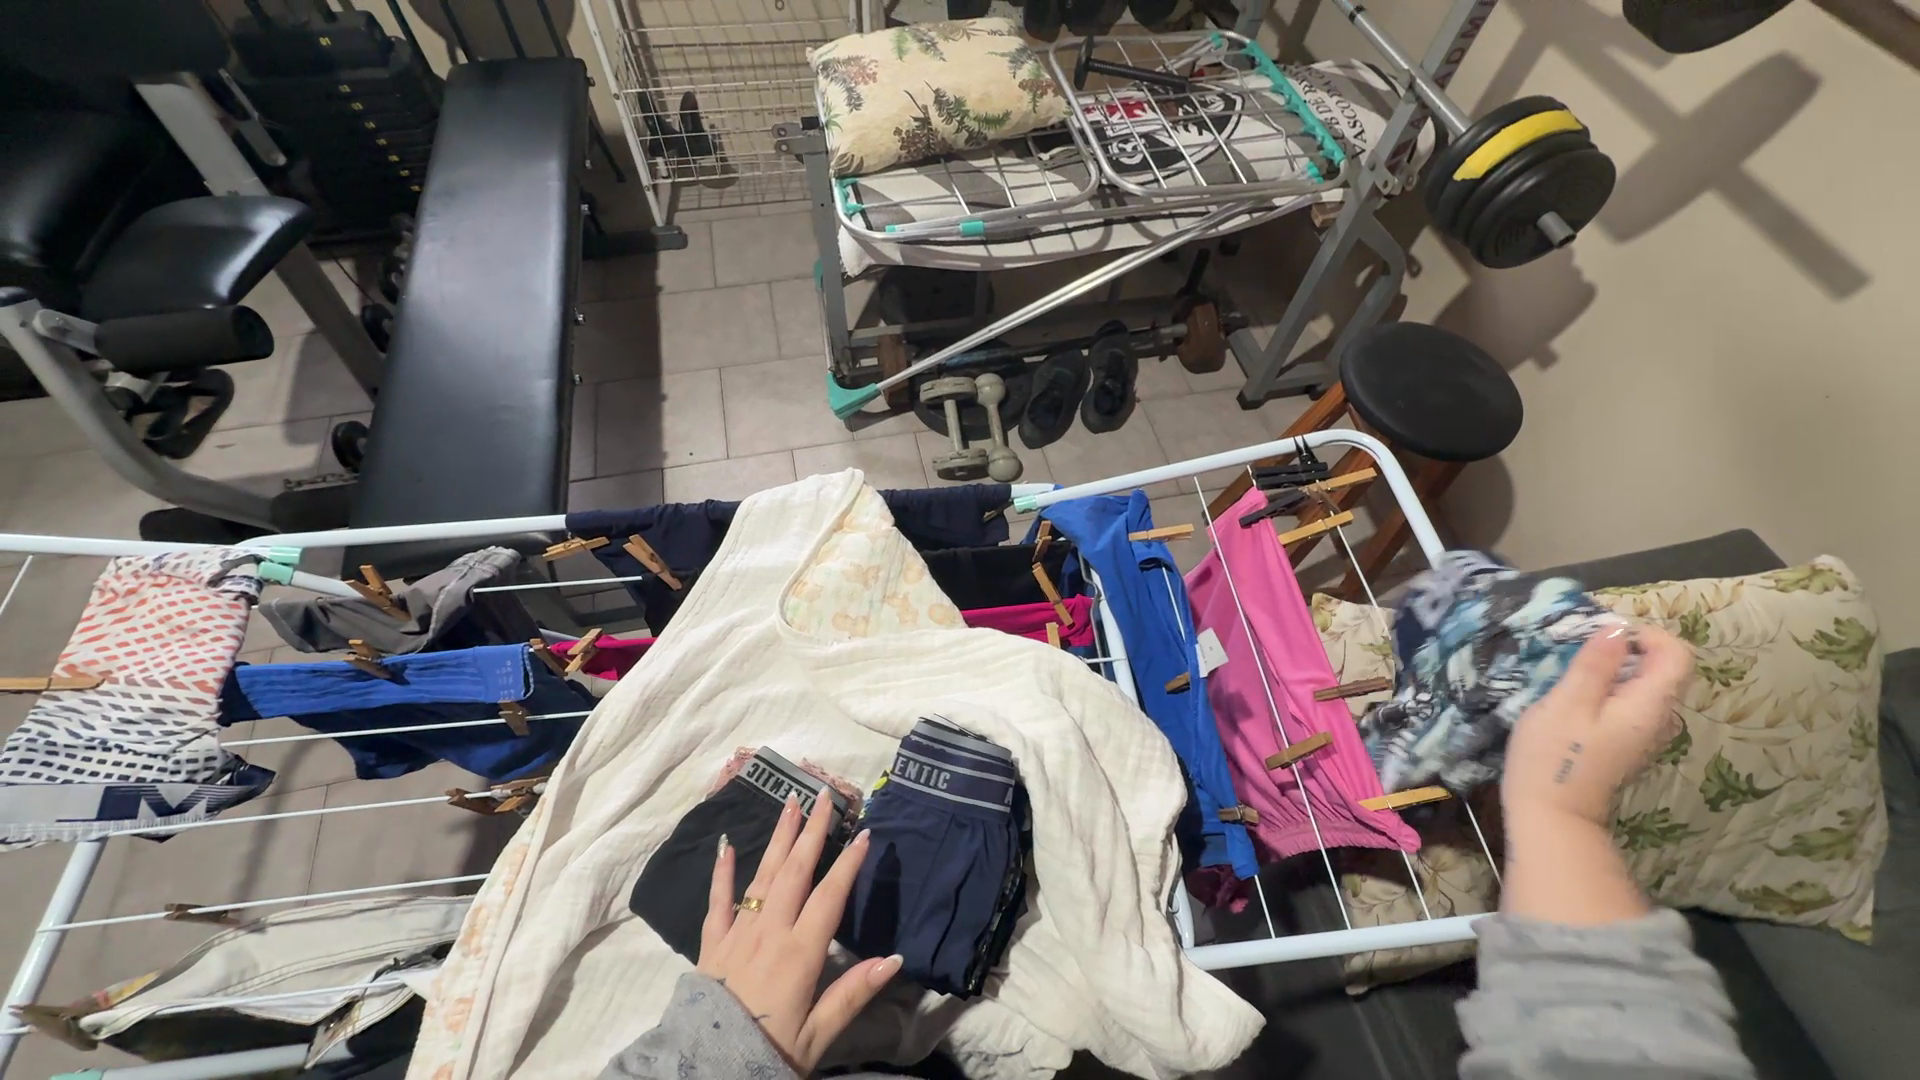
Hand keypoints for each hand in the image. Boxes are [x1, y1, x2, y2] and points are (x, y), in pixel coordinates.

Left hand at [697, 790, 901, 1072]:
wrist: (704, 1072)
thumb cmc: (768, 1053)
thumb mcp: (817, 1034)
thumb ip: (853, 993)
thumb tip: (895, 958)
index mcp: (799, 952)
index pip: (830, 895)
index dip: (849, 862)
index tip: (865, 831)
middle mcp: (770, 932)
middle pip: (795, 871)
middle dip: (813, 831)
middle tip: (825, 795)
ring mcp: (738, 934)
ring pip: (761, 875)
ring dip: (778, 837)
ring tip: (791, 803)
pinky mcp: (711, 945)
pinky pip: (717, 901)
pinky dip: (722, 872)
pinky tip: (726, 845)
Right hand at [1502, 624, 1692, 829]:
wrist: (1552, 813)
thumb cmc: (1555, 756)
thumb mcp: (1566, 704)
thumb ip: (1594, 666)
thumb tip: (1616, 630)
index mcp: (1650, 704)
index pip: (1677, 654)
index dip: (1645, 634)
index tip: (1600, 634)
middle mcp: (1658, 717)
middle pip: (1661, 668)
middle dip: (1624, 648)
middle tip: (1575, 649)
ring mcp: (1643, 732)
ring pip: (1642, 684)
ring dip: (1611, 667)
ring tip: (1568, 669)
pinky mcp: (1624, 741)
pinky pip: (1627, 701)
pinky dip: (1605, 687)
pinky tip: (1571, 695)